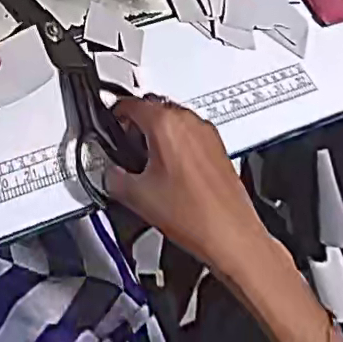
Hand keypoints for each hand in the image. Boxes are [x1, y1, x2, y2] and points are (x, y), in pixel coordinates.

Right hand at [106, 95, 273, 278]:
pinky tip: (174, 172)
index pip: (130, 104)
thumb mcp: (138, 197)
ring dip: (158, 133)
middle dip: (137, 124)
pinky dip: (178, 142)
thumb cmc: (196, 217)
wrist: (232, 237)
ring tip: (151, 164)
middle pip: (152, 107)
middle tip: (127, 146)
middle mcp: (186, 119)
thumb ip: (113, 177)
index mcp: (164, 123)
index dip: (115, 115)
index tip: (112, 126)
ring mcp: (204, 131)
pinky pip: (190, 132)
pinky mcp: (217, 145)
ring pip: (172, 119)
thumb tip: (111, 173)